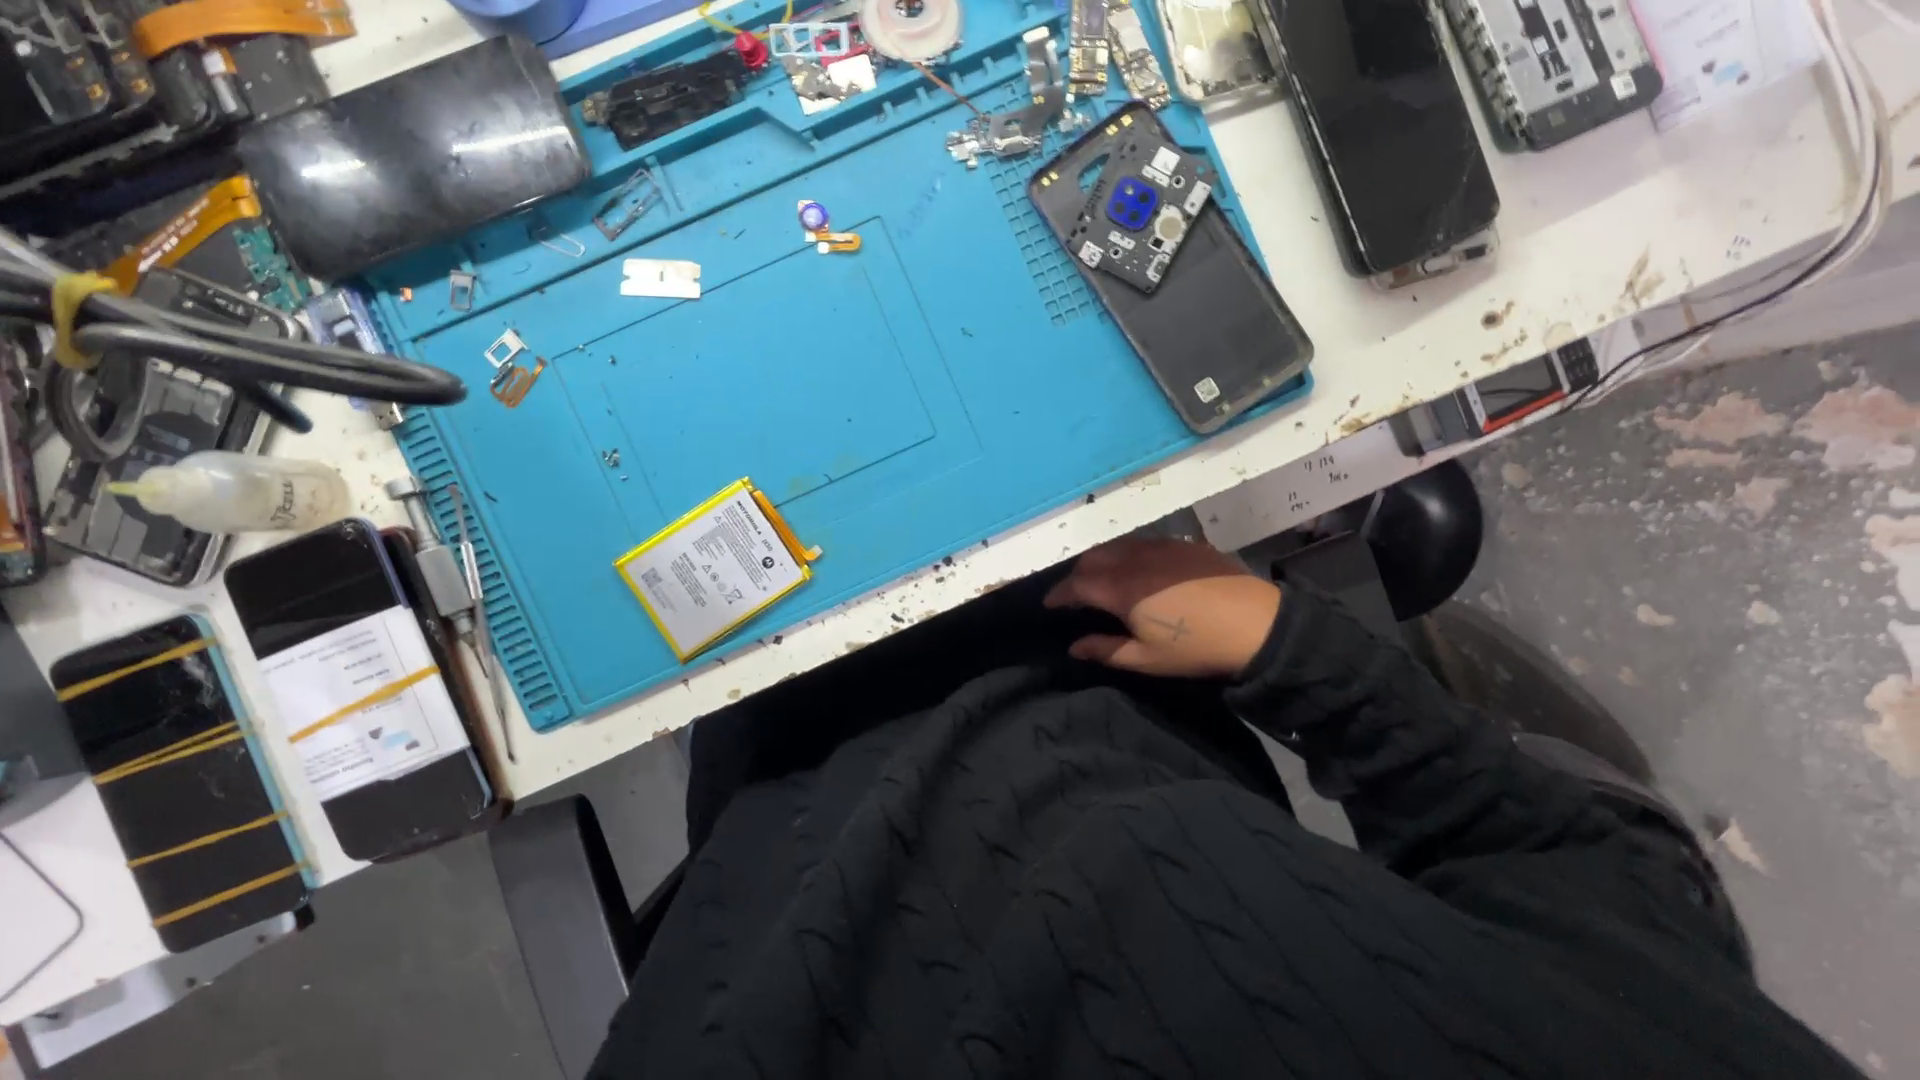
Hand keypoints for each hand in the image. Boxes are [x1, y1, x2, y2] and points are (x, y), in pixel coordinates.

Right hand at [1043, 536, 1280, 677]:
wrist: (1256, 625)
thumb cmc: (1196, 647)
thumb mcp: (1146, 658)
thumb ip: (1105, 650)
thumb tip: (1074, 646)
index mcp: (1121, 588)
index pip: (1076, 584)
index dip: (1058, 594)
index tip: (1048, 604)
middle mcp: (1135, 559)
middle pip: (1094, 558)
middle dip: (1077, 574)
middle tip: (1074, 593)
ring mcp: (1162, 548)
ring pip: (1118, 545)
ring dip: (1102, 559)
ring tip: (1102, 578)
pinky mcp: (1185, 545)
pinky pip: (1144, 542)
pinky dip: (1128, 553)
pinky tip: (1139, 568)